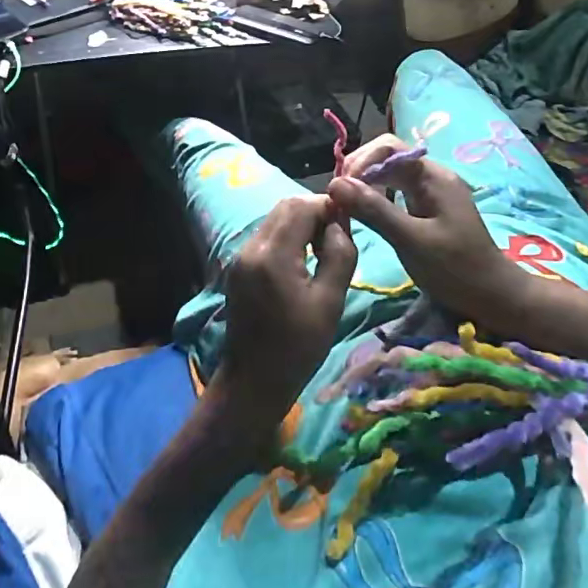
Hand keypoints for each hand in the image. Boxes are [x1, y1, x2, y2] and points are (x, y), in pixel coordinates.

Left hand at [213, 195, 356, 435]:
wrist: (253, 380)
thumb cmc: (298, 346)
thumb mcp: (330, 301)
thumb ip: (338, 255)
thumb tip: (338, 225)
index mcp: (272, 255)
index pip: (301, 206)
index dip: (328, 206)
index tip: (349, 223)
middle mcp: (251, 248)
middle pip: (285, 208)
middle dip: (314, 213)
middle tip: (337, 238)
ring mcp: (240, 257)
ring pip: (274, 220)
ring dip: (300, 225)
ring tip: (323, 252)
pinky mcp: (238, 267)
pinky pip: (266, 238)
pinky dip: (287, 239)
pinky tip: (302, 263)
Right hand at [328, 137, 529, 320]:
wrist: (494, 297)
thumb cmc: (456, 270)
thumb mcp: (411, 241)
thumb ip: (374, 210)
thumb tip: (335, 184)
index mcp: (432, 176)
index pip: (388, 148)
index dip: (360, 162)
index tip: (340, 190)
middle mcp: (431, 176)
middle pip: (386, 156)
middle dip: (358, 171)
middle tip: (338, 198)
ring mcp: (429, 191)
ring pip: (388, 174)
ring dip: (364, 184)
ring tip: (345, 205)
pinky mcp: (426, 207)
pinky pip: (394, 190)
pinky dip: (375, 196)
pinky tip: (363, 212)